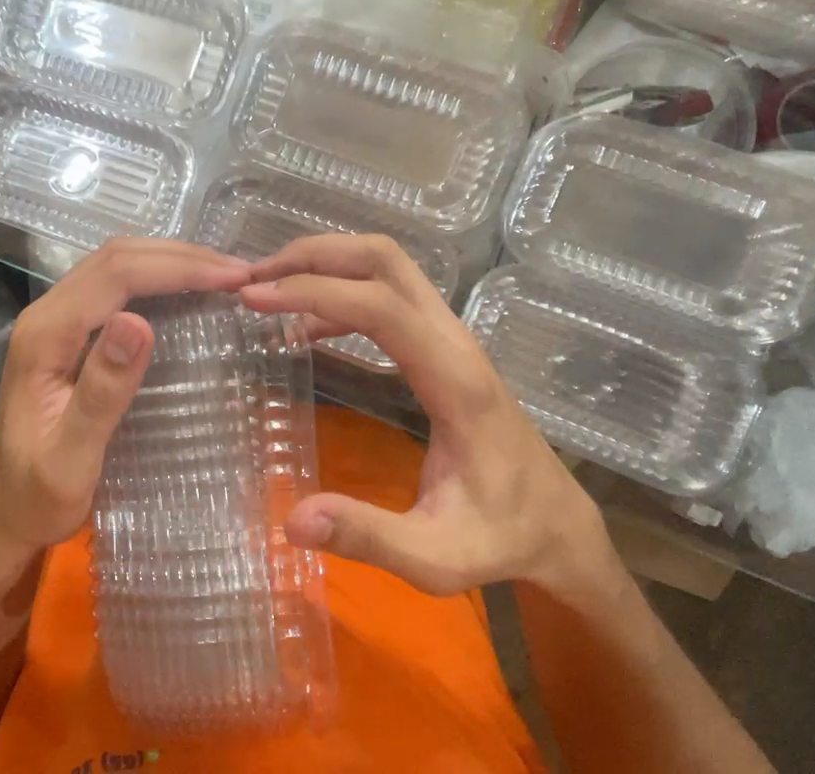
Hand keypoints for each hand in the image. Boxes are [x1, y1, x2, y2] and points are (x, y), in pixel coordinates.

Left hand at [0, 239, 252, 557]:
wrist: (5, 513)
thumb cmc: (38, 496)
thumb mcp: (72, 458)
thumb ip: (101, 392)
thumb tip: (138, 322)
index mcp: (44, 336)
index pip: (114, 276)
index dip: (176, 268)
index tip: (233, 278)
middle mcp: (45, 315)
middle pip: (114, 258)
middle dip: (180, 256)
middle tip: (240, 272)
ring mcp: (54, 321)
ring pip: (113, 266)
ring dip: (169, 262)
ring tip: (224, 276)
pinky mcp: (67, 335)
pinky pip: (114, 287)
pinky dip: (156, 280)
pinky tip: (187, 293)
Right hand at [240, 235, 612, 597]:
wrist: (560, 530)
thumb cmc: (501, 541)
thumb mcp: (436, 558)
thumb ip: (367, 537)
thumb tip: (292, 521)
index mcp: (455, 382)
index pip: (382, 307)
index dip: (315, 292)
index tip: (255, 299)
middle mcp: (455, 343)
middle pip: (386, 261)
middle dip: (315, 256)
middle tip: (255, 279)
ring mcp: (450, 340)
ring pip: (387, 269)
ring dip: (325, 266)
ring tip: (266, 293)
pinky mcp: (441, 348)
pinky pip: (386, 297)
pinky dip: (338, 294)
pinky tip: (301, 330)